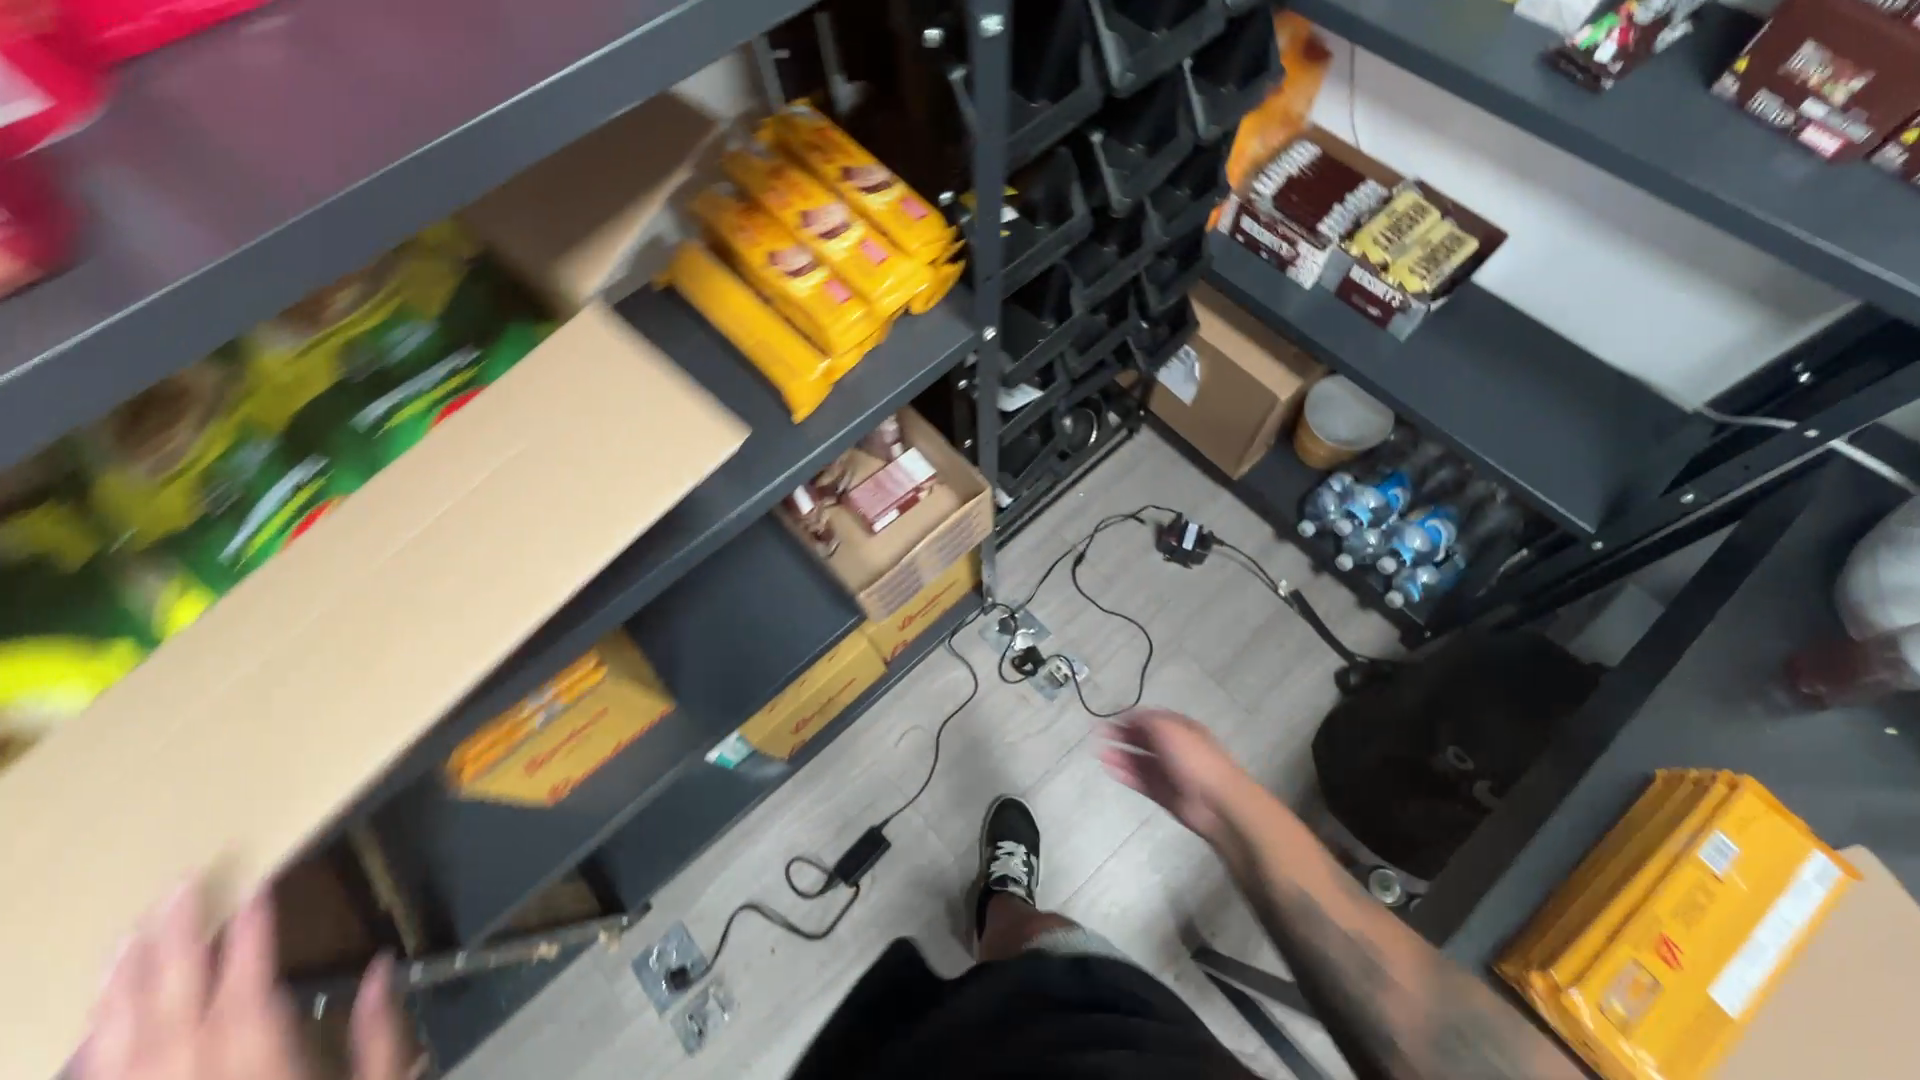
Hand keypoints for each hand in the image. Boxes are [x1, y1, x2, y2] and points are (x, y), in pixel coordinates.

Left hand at [78, 882, 413, 1079]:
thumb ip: (380, 1037)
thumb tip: (384, 970)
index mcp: (263, 1073)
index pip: (249, 991)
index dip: (251, 936)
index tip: (255, 890)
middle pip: (175, 1005)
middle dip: (176, 940)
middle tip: (178, 886)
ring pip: (123, 1042)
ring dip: (123, 984)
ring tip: (127, 935)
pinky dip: (96, 1044)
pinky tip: (98, 1015)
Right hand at [1099, 708, 1250, 842]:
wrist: (1216, 802)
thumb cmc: (1194, 759)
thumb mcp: (1170, 729)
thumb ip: (1147, 720)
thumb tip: (1129, 716)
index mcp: (1181, 729)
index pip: (1152, 720)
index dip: (1132, 719)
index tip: (1111, 720)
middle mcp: (1175, 748)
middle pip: (1144, 740)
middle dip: (1123, 737)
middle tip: (1100, 736)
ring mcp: (1170, 772)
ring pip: (1140, 761)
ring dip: (1120, 755)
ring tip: (1100, 753)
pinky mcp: (1164, 793)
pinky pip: (1141, 781)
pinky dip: (1126, 774)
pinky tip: (1109, 769)